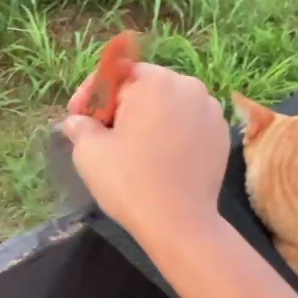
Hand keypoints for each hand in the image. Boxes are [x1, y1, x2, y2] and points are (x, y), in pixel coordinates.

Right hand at [61, 63, 229, 243]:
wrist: (178, 222)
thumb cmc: (129, 181)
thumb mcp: (89, 152)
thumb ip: (79, 127)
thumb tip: (76, 121)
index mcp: (154, 81)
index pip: (115, 75)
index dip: (90, 96)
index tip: (76, 118)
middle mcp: (188, 86)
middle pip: (144, 88)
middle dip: (120, 107)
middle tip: (102, 136)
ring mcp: (210, 110)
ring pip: (169, 106)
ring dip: (148, 120)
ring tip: (132, 149)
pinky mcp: (221, 135)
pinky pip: (188, 125)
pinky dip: (172, 135)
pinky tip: (159, 159)